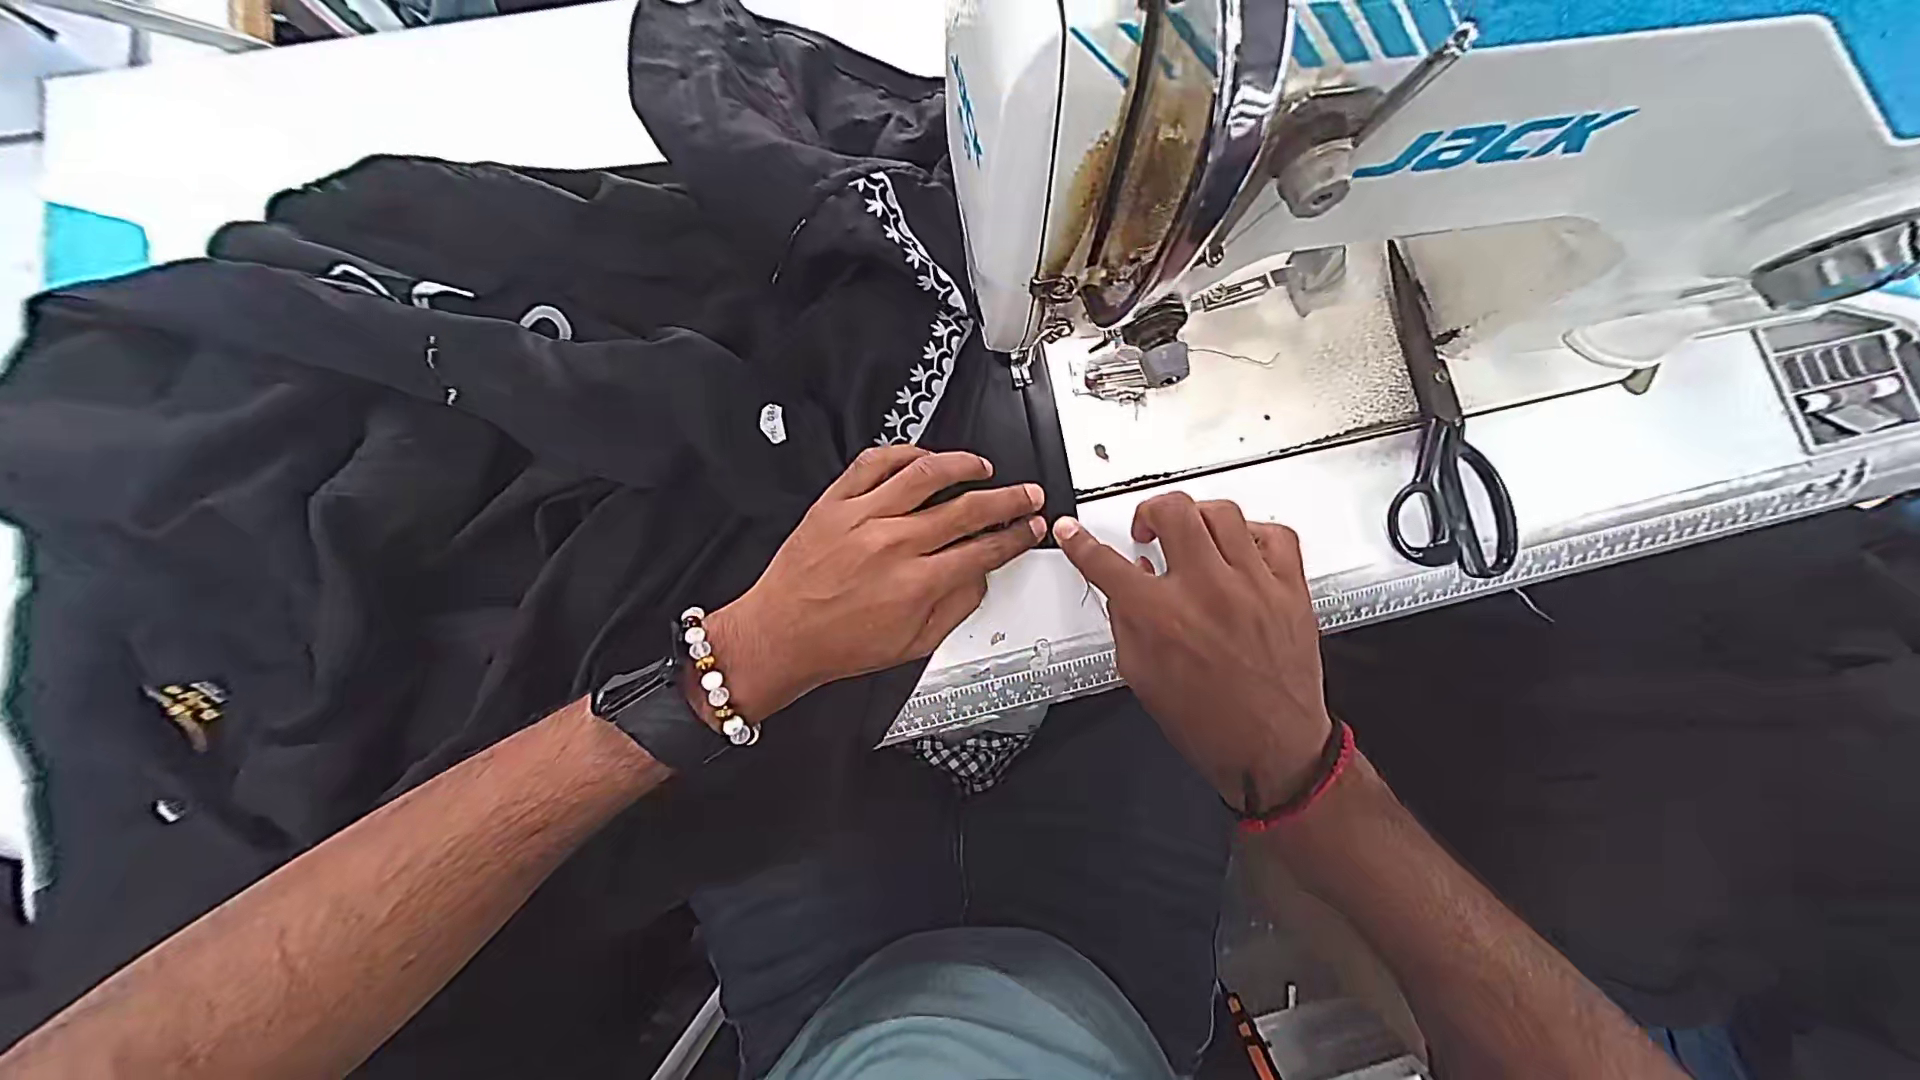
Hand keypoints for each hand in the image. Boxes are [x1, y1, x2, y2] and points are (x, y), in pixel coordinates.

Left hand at [701, 446, 1045, 720]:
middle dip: (1009, 499)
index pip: (985, 549)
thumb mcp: (912, 643)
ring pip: (926, 473)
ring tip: (981, 466)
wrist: (779, 635)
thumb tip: (981, 575)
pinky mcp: (834, 503)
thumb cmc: (838, 643)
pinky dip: (903, 452)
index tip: (1029, 527)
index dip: (1017, 535)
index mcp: (916, 584)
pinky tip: (920, 457)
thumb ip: (956, 606)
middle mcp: (893, 544)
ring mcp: (862, 518)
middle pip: (968, 508)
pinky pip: (874, 462)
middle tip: (1025, 494)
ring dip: (963, 464)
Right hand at [1052, 494, 1331, 813]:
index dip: (1080, 541)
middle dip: (1148, 511)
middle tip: (1147, 529)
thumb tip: (1122, 586)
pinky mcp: (1289, 591)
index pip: (1104, 562)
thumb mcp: (1141, 675)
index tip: (1074, 532)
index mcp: (1160, 618)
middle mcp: (1205, 593)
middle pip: (1171, 511)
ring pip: (1221, 512)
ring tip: (1191, 535)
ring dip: (1196, 517)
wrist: (1271, 749)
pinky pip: (1275, 534)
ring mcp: (1252, 587)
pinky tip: (1238, 547)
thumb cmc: (1210, 722)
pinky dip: (1251, 532)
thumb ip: (1125, 622)